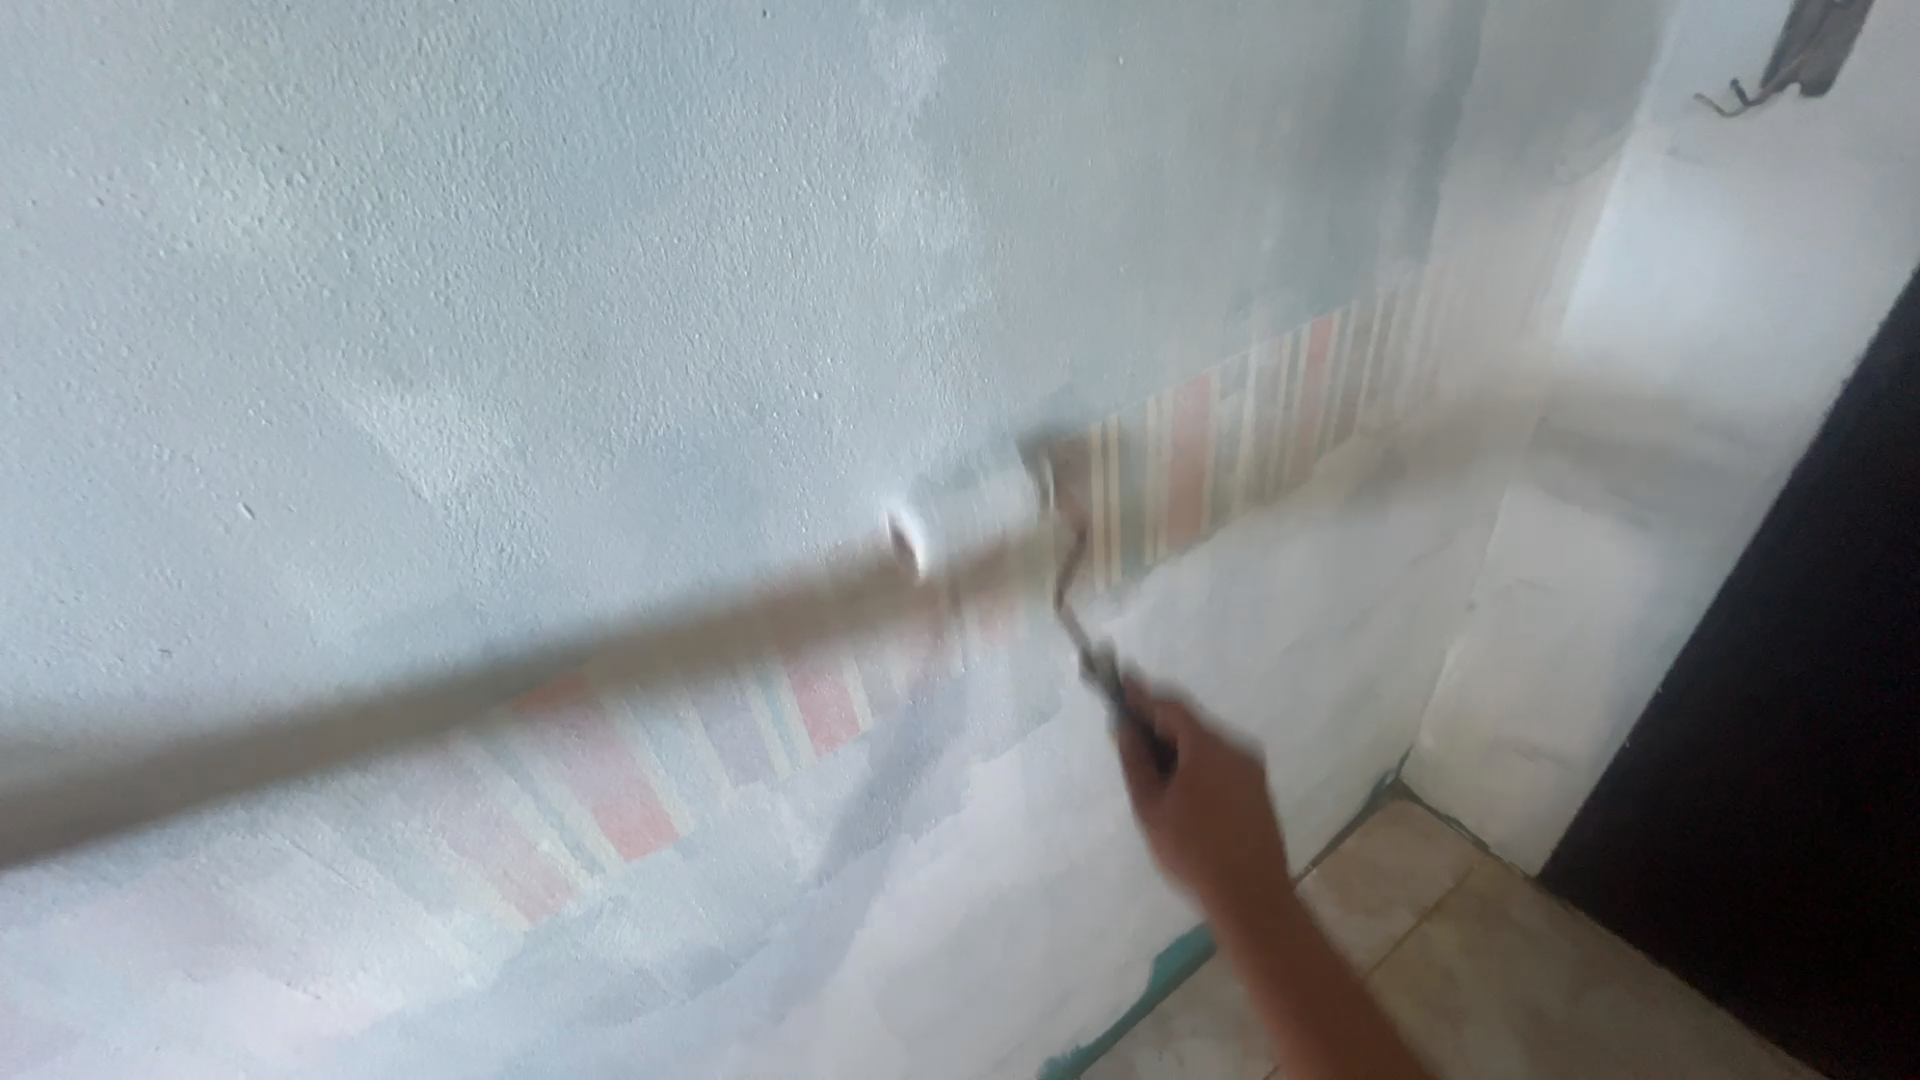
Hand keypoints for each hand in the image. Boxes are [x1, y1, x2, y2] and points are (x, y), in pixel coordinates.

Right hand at [1116, 678, 1290, 911]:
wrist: (1253, 898)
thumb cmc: (1193, 852)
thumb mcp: (1151, 807)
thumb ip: (1135, 761)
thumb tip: (1124, 727)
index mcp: (1208, 747)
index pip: (1170, 706)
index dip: (1142, 694)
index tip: (1119, 683)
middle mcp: (1235, 748)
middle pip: (1189, 724)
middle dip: (1157, 725)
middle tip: (1127, 735)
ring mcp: (1251, 769)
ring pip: (1205, 744)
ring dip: (1176, 746)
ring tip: (1150, 769)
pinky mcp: (1257, 789)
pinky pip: (1220, 762)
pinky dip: (1195, 762)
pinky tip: (1179, 788)